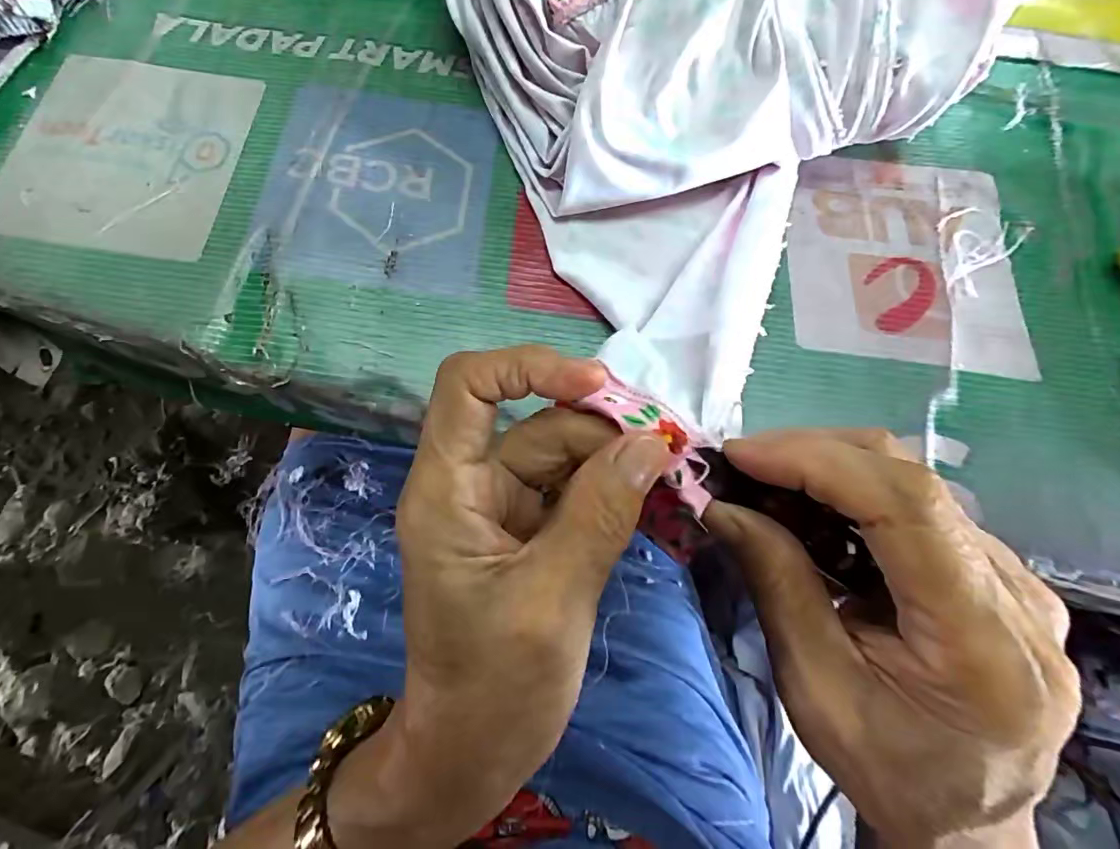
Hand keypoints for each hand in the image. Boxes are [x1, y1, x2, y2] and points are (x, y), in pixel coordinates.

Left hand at [334, 346, 672, 846]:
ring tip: (673, 475)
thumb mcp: (554, 597)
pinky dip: (608, 489)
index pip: (466, 385)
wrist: (470, 752)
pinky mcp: (521, 531)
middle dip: (598, 428)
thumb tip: (650, 444)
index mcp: (445, 488)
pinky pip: (567, 489)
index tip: (596, 385)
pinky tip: (652, 499)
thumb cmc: (494, 685)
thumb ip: (600, 513)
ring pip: (556, 453)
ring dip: (613, 458)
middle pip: (531, 422)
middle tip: (671, 447)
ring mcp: (495, 506)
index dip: (526, 366)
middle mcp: (466, 484)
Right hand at [702, 429, 1077, 847]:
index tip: (738, 454)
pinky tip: (807, 508)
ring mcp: (1017, 581)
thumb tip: (721, 505)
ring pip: (912, 482)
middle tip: (738, 465)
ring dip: (826, 466)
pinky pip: (917, 506)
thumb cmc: (887, 768)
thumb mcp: (814, 685)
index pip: (907, 506)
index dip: (817, 461)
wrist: (967, 823)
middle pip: (910, 479)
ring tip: (763, 482)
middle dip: (811, 453)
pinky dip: (849, 490)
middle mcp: (1017, 596)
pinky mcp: (998, 575)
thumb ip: (776, 583)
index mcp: (982, 640)